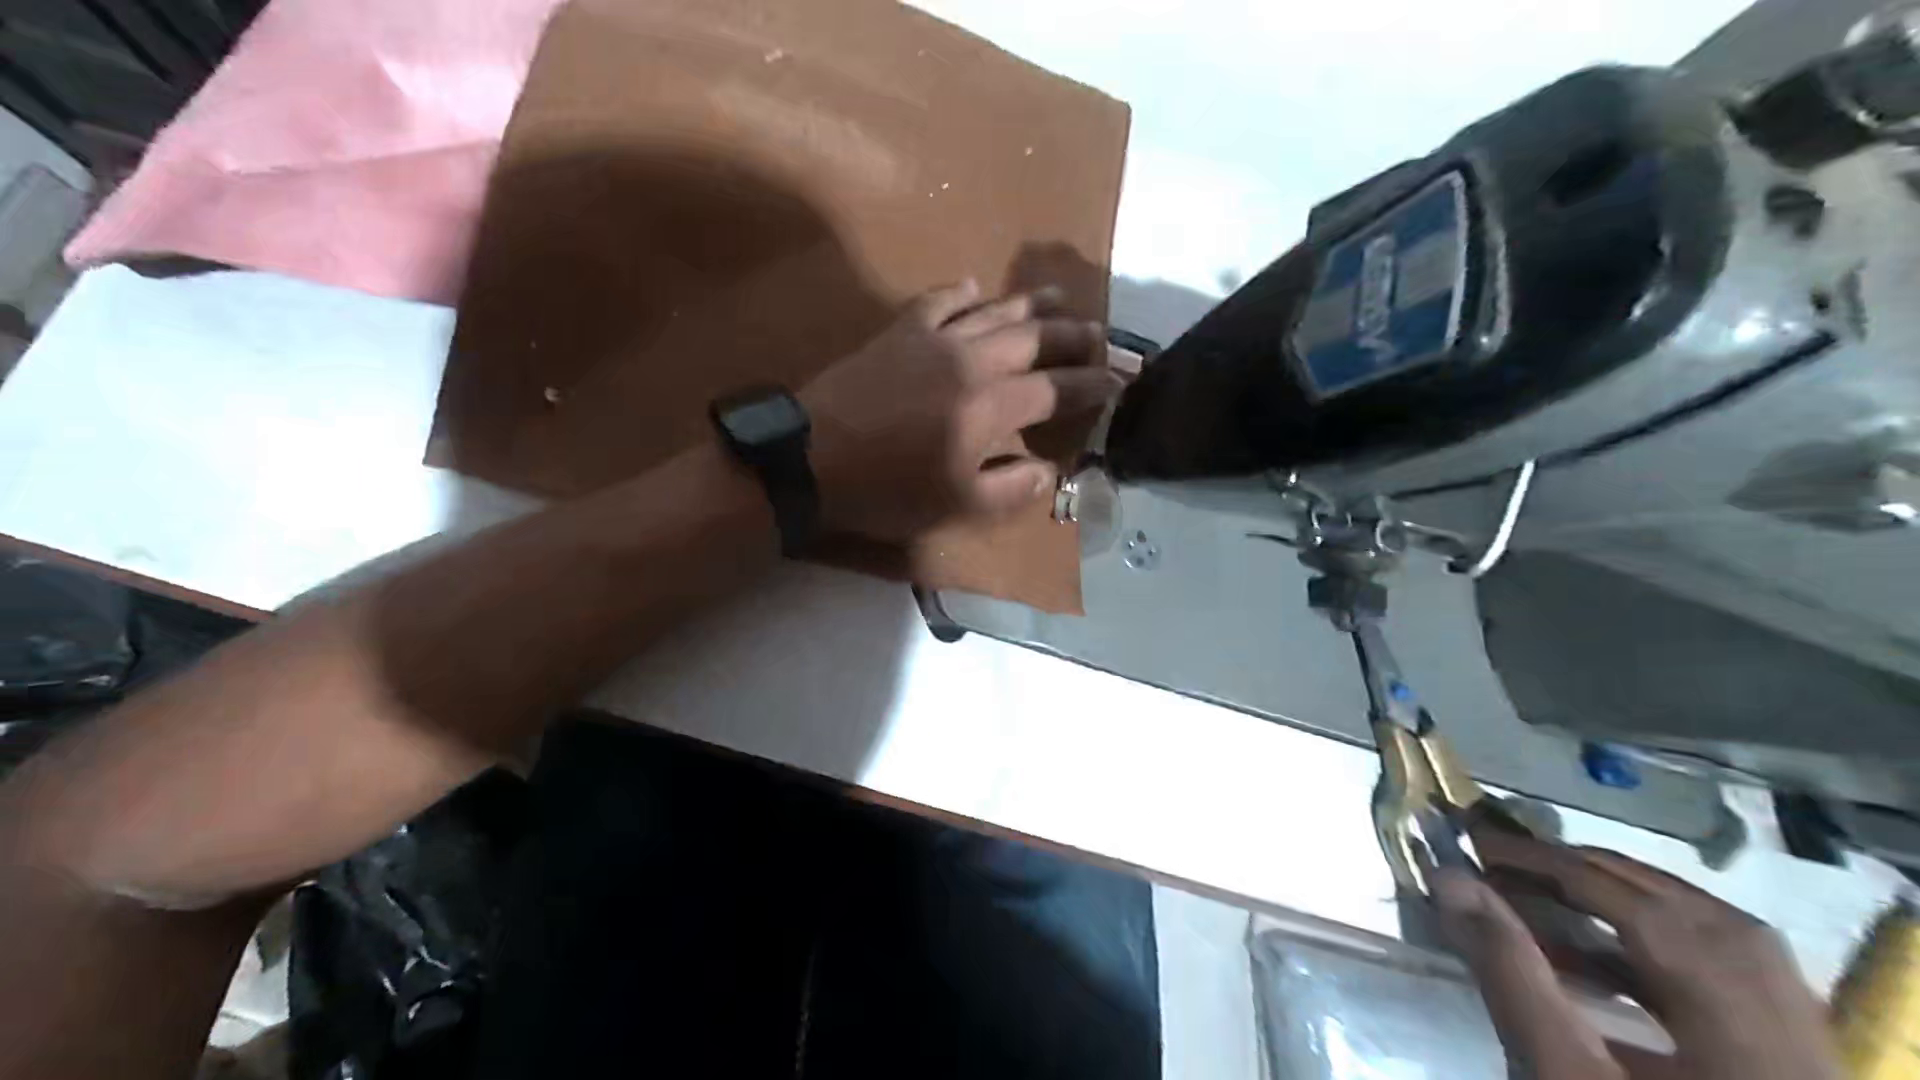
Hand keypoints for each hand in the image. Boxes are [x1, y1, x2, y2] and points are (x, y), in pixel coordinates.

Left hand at [800, 280, 1120, 541]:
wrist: (813, 457)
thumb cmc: (888, 490)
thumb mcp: (959, 508)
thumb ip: (1012, 489)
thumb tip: (1047, 469)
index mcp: (991, 406)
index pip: (1055, 389)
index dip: (1090, 385)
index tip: (1117, 380)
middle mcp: (972, 361)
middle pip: (1035, 338)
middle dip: (1072, 335)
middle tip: (1099, 333)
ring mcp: (934, 338)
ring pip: (995, 310)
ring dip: (1031, 304)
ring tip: (1060, 297)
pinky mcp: (899, 331)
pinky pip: (939, 301)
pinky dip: (962, 292)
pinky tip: (976, 287)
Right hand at [1435, 837, 1841, 1079]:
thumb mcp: (1561, 1074)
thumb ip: (1506, 969)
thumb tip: (1447, 878)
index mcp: (1739, 1027)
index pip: (1637, 905)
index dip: (1551, 862)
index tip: (1478, 842)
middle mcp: (1789, 1022)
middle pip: (1684, 908)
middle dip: (1586, 871)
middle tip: (1506, 862)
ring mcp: (1805, 1045)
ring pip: (1713, 933)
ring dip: (1621, 900)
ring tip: (1544, 892)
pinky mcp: (1791, 1062)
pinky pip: (1728, 974)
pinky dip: (1652, 945)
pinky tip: (1592, 956)